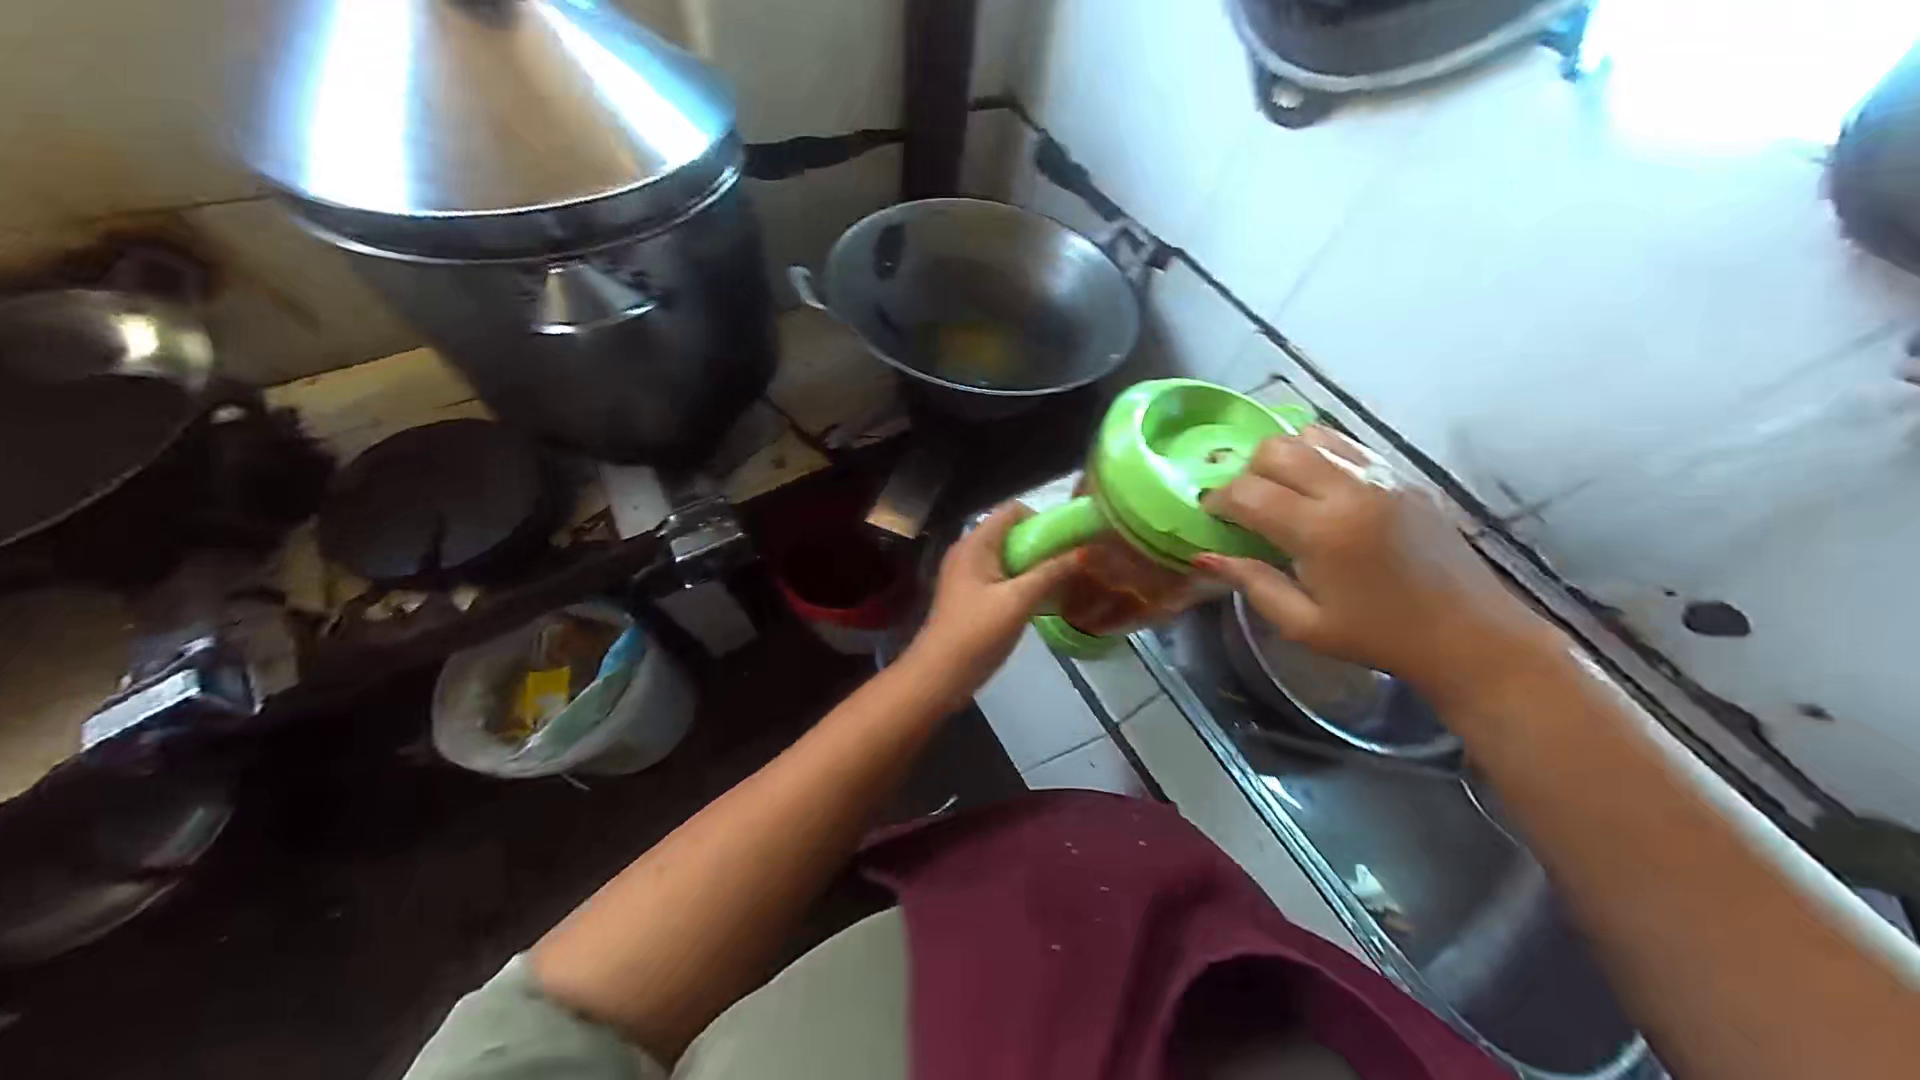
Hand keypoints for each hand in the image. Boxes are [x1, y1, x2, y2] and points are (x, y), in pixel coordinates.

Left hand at [902, 502, 1076, 698]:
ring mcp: (967, 575)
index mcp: (975, 544)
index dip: (1042, 518)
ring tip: (1064, 578)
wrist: (939, 675)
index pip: (1012, 510)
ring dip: (1034, 564)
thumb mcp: (1019, 600)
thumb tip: (1087, 550)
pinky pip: (1001, 576)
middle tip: (1072, 561)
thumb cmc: (977, 633)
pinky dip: (1022, 580)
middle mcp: (968, 552)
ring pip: (1007, 556)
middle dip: (1042, 543)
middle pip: (1011, 532)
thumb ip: (1052, 572)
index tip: (1069, 539)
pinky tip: (1043, 598)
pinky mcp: (970, 595)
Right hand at [1196, 427, 1561, 707]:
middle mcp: (1350, 490)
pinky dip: (1318, 455)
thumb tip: (1205, 557)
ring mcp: (1382, 476)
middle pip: (1276, 448)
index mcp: (1322, 531)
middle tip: (1245, 504)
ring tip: (1281, 490)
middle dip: (1246, 471)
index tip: (1211, 514)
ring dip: (1282, 457)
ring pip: (1310, 435)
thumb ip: (1252, 584)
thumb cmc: (1379, 637)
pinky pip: (1346, 445)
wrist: (1470, 634)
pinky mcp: (1404, 475)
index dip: (1218, 499)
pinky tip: (1317, 488)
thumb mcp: (1304, 625)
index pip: (1248, 492)